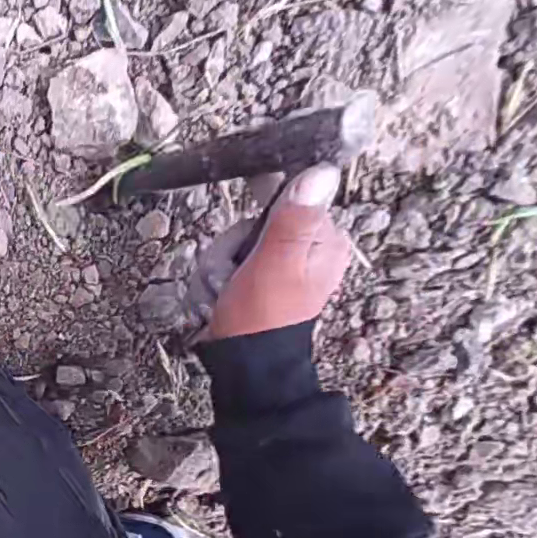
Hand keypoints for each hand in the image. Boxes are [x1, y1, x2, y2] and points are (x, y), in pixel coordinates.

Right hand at [201, 165, 351, 341]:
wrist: (243, 365)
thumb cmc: (261, 319)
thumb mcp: (277, 262)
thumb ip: (294, 218)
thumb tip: (320, 172)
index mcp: (321, 241)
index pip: (283, 201)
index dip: (255, 221)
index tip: (248, 247)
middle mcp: (302, 251)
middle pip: (249, 224)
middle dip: (229, 251)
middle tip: (234, 277)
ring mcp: (276, 267)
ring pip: (229, 245)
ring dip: (217, 269)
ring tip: (225, 293)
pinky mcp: (253, 282)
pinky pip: (222, 265)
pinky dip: (215, 283)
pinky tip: (220, 299)